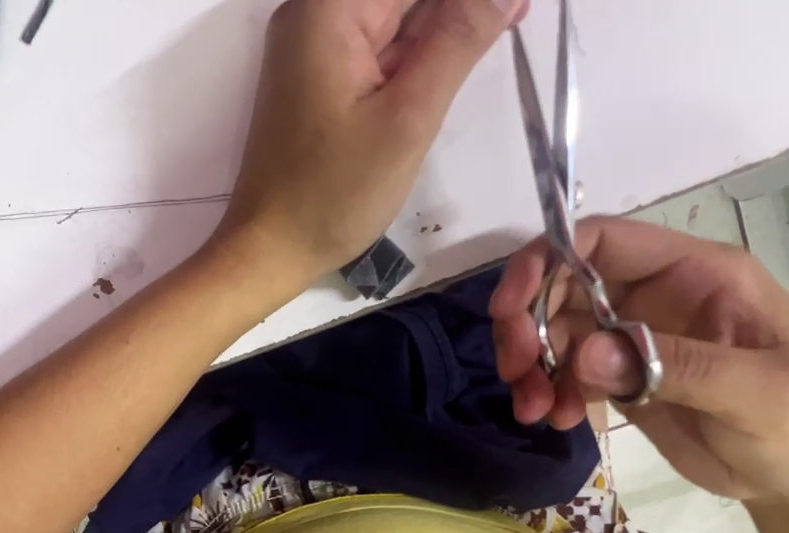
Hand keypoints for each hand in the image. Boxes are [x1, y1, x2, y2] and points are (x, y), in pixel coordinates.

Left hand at [216, 0, 523, 288]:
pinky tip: (464, 49)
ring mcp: (314, 48)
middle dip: (461, 7)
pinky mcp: (320, 80)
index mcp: (329, 8)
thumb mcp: (408, 116)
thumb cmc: (331, 195)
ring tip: (509, 20)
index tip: (517, 6)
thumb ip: (460, 38)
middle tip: (520, 13)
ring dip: (448, 20)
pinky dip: (422, 45)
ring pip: (399, 13)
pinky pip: (382, 43)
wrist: (268, 252)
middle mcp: (315, 14)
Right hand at [490, 217, 788, 502]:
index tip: (509, 309)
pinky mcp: (619, 381)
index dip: (546, 262)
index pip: (603, 242)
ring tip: (535, 411)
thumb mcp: (759, 391)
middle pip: (562, 288)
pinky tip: (556, 420)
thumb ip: (673, 366)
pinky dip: (547, 395)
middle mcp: (656, 298)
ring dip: (532, 368)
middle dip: (527, 325)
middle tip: (516, 372)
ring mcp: (634, 341)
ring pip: (554, 334)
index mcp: (696, 275)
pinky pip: (564, 375)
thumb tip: (583, 354)